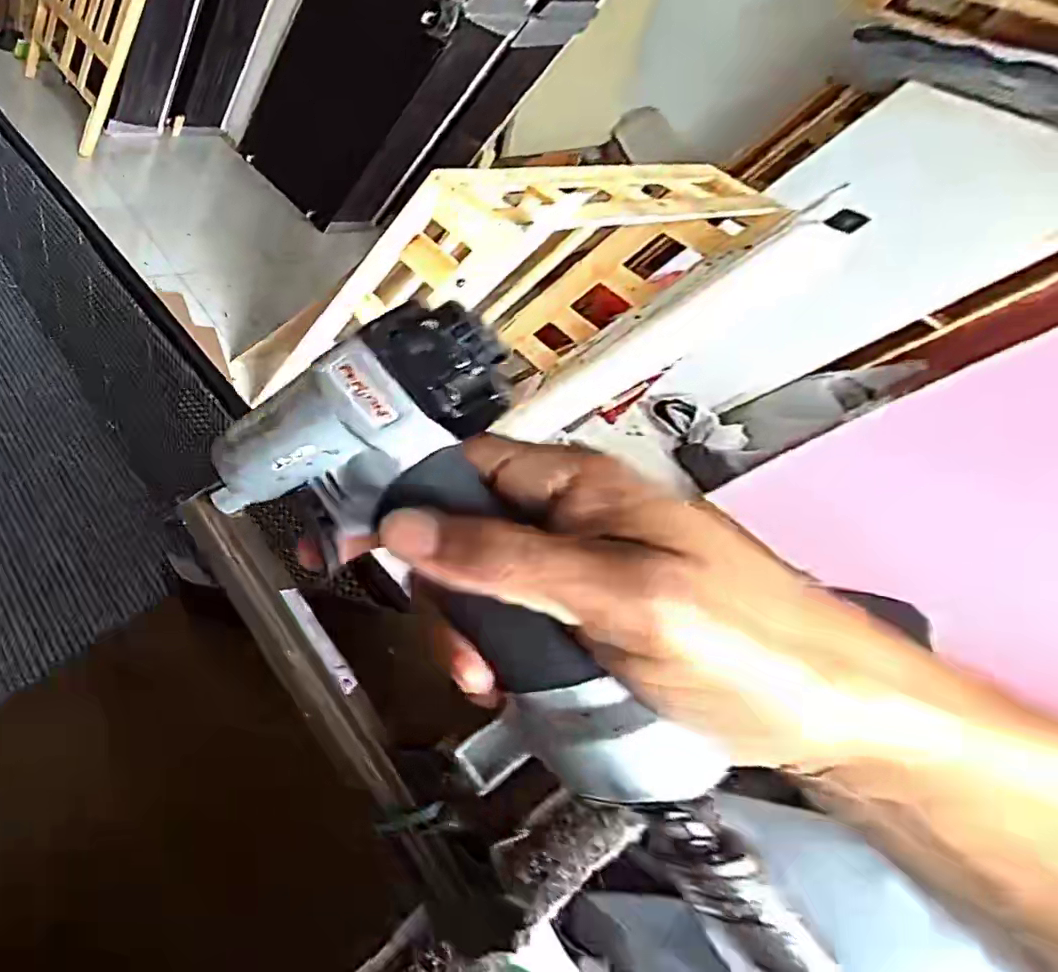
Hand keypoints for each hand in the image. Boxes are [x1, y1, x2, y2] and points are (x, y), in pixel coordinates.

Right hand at [312, 435, 958, 771]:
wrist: (847, 728)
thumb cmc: (748, 645)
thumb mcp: (618, 596)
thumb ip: (503, 557)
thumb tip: (397, 526)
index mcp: (568, 483)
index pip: (455, 465)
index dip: (396, 493)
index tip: (345, 534)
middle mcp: (555, 512)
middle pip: (451, 528)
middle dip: (436, 587)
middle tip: (452, 647)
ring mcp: (560, 561)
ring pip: (466, 577)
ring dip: (458, 627)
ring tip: (483, 678)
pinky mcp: (565, 606)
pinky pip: (495, 613)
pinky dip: (483, 647)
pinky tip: (498, 681)